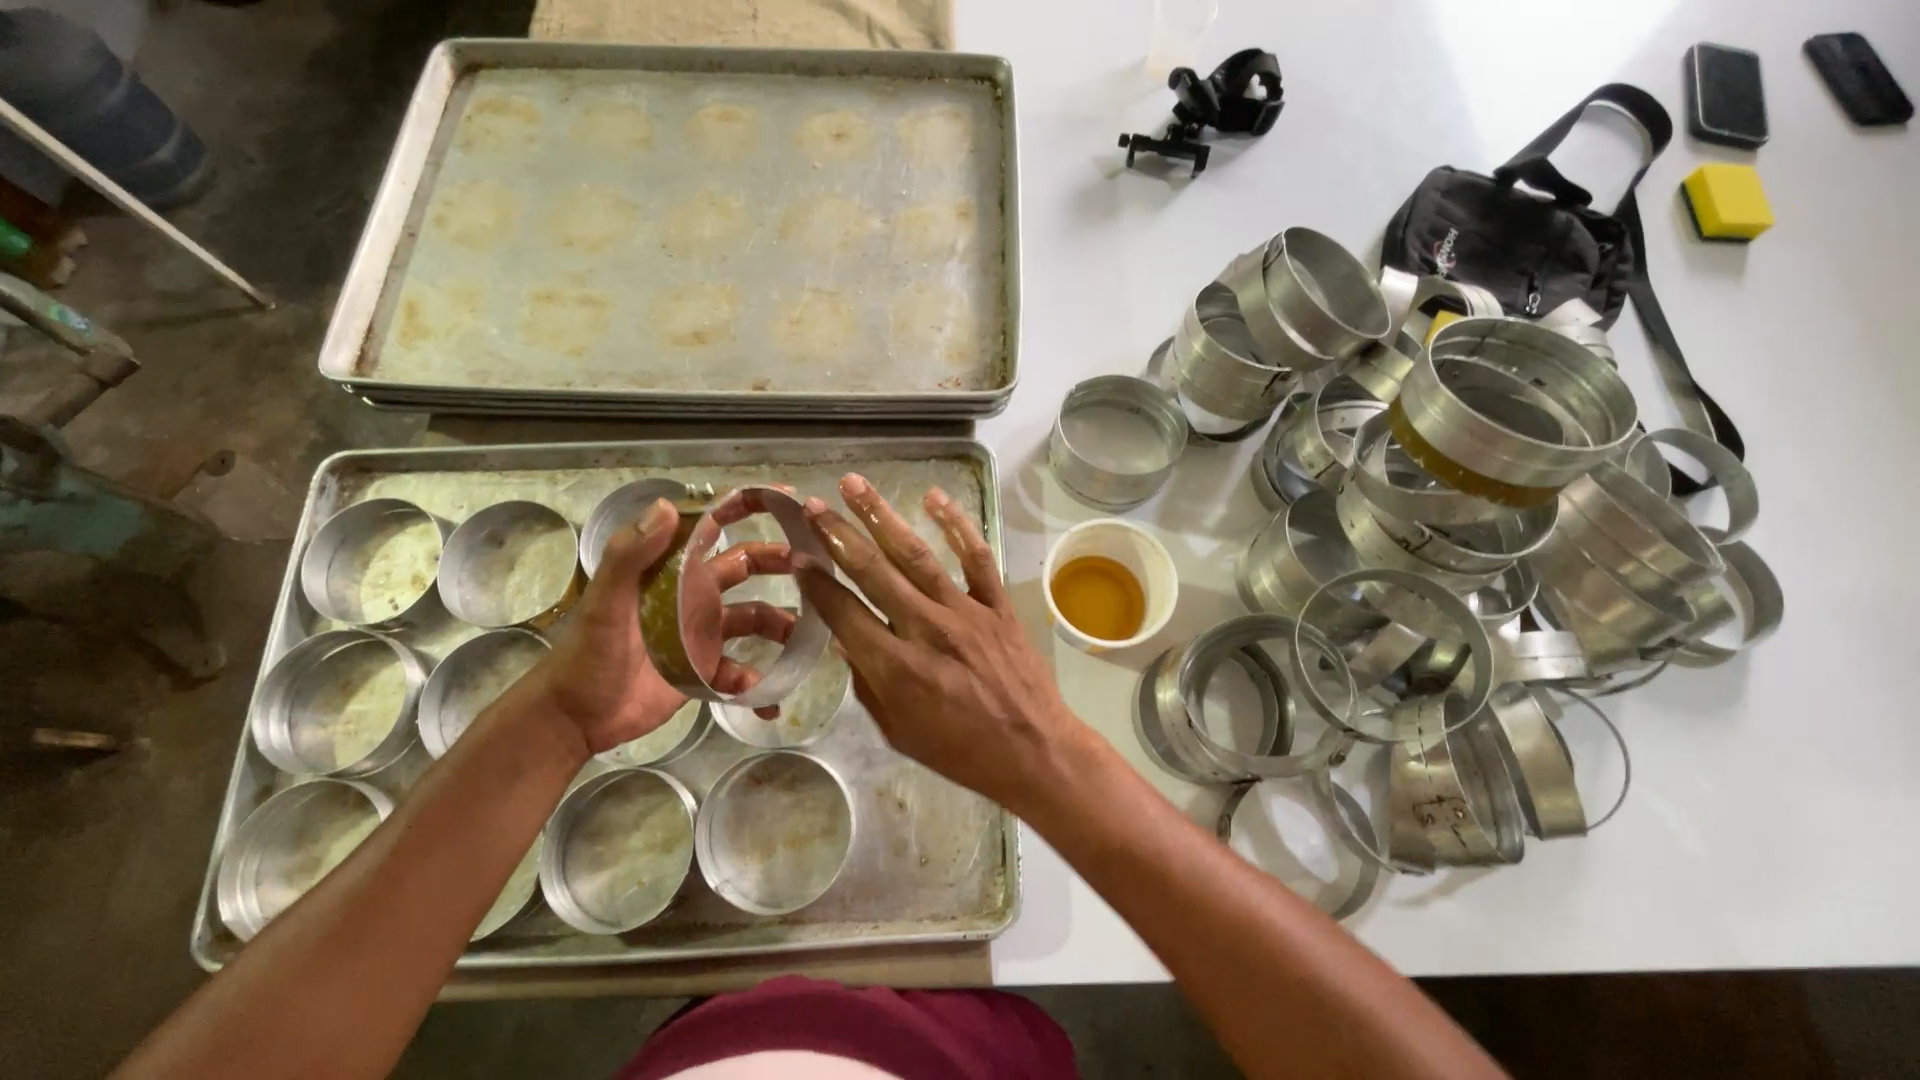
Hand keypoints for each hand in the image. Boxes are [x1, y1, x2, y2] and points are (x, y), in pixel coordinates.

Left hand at [531, 497, 795, 754]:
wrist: (573, 717)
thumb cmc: (586, 654)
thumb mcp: (604, 602)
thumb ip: (631, 554)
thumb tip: (669, 505)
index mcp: (673, 571)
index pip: (712, 525)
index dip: (747, 505)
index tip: (788, 498)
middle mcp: (695, 595)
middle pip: (748, 566)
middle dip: (782, 562)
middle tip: (817, 567)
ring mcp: (702, 634)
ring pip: (757, 620)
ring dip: (783, 626)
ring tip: (808, 638)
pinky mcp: (705, 672)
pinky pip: (743, 675)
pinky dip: (760, 688)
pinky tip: (773, 704)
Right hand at [793, 474, 1089, 813]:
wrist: (1032, 751)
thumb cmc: (960, 751)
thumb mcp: (898, 730)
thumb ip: (868, 683)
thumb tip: (845, 639)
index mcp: (895, 667)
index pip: (843, 612)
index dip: (815, 583)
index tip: (796, 556)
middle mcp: (925, 630)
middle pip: (872, 571)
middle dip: (837, 535)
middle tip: (811, 506)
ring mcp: (965, 613)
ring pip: (915, 554)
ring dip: (881, 516)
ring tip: (854, 486)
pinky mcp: (997, 606)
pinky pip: (976, 558)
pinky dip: (957, 525)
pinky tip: (933, 497)